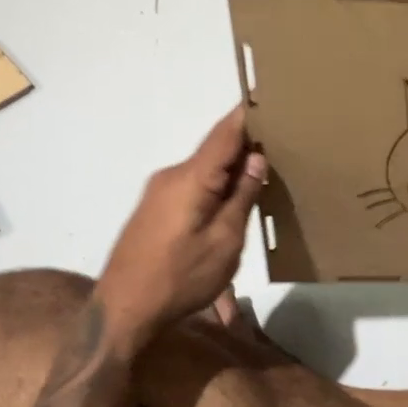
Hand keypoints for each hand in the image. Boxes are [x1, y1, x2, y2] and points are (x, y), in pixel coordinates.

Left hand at [97, 106, 266, 336]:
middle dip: (248, 143)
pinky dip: (218, 184)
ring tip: (267, 172)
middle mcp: (172, 176)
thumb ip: (242, 197)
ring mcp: (160, 192)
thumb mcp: (225, 241)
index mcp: (191, 178)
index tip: (269, 96)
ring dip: (233, 168)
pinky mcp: (155, 209)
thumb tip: (256, 159)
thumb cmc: (180, 278)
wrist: (123, 310)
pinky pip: (194, 185)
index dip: (247, 114)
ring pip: (206, 169)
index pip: (225, 134)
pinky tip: (236, 199)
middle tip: (284, 140)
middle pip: (216, 149)